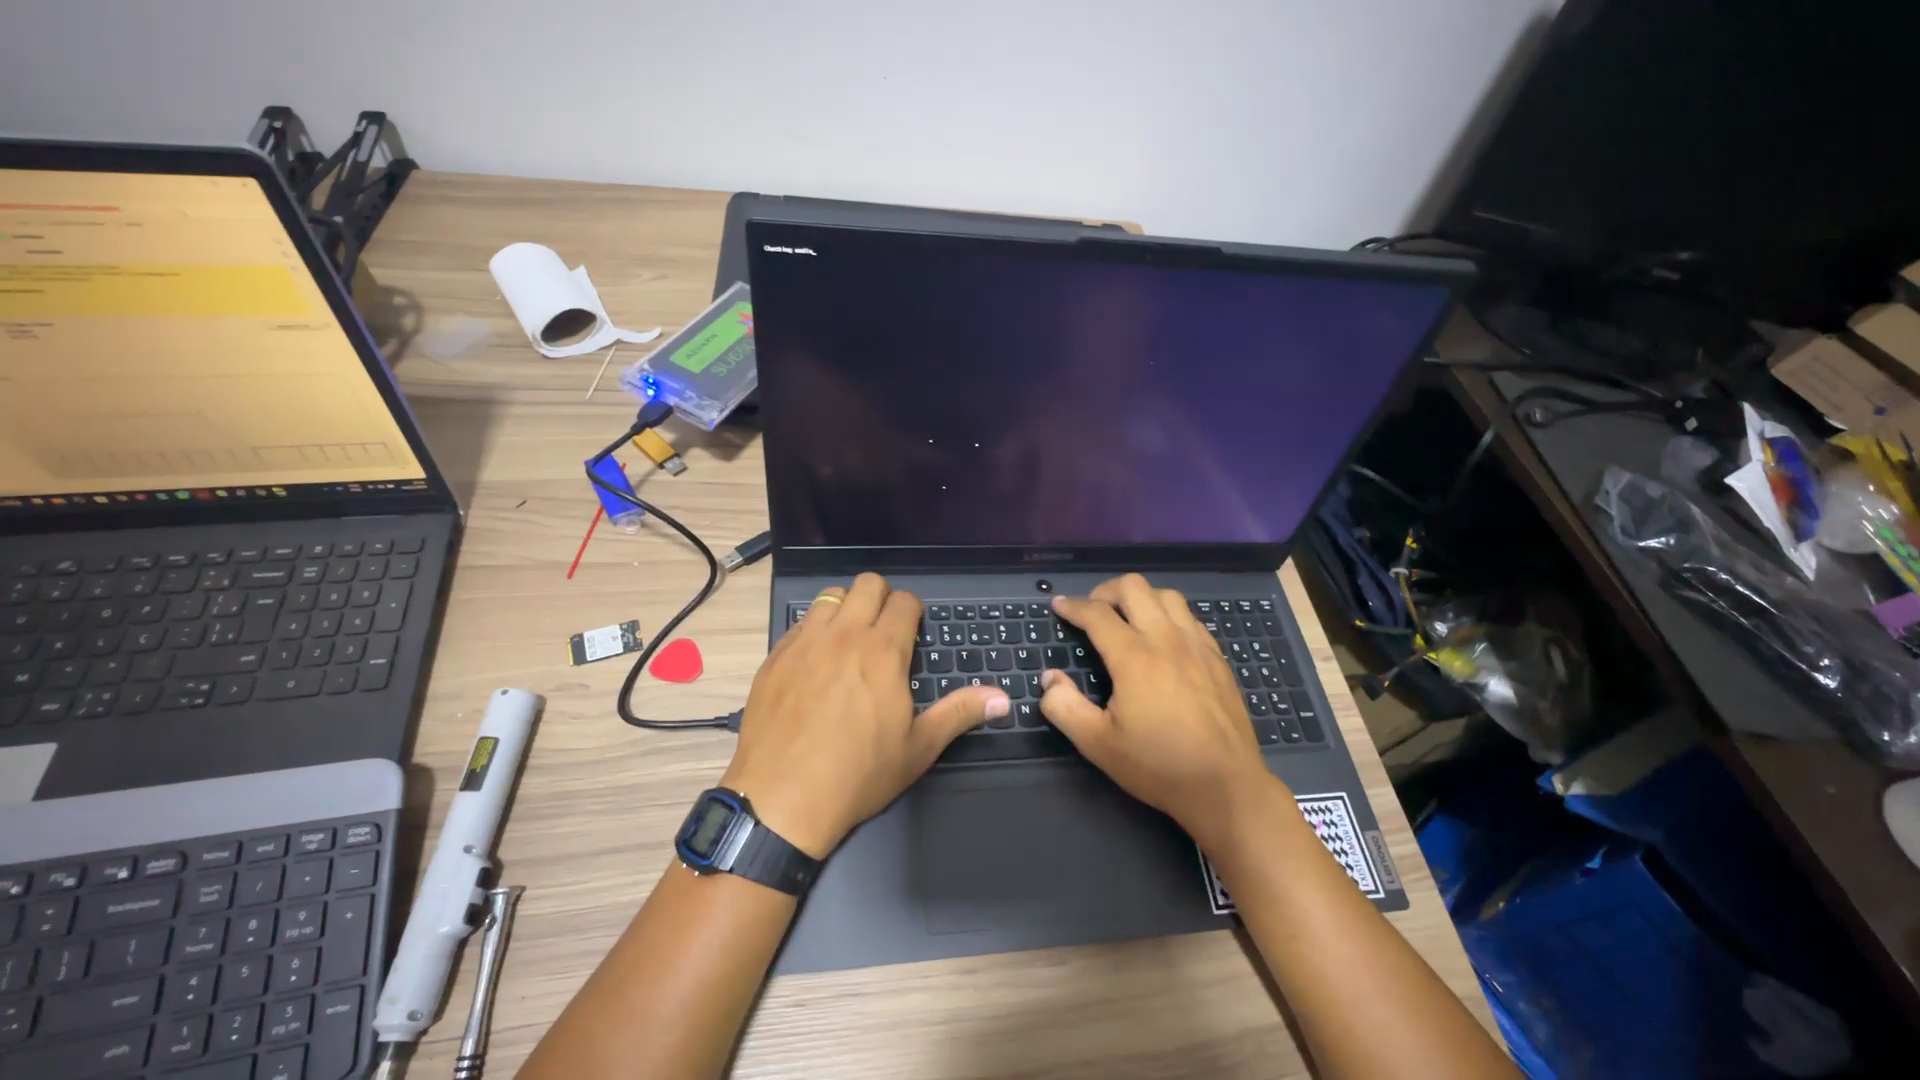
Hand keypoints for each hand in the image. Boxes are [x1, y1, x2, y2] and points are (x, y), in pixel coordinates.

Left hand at [723, 573, 1009, 857]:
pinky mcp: (773, 658)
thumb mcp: (918, 749)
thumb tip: (1002, 697)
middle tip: (884, 632)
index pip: (905, 602)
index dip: (913, 613)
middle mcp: (842, 634)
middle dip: (882, 599)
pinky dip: (813, 631)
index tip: (912, 635)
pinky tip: (814, 665)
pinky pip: (798, 624)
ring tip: (848, 644)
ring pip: (829, 597)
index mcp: (883, 651)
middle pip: (867, 584)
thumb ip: (959, 713)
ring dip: (845, 609)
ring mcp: (803, 643)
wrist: (780, 800)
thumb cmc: (858, 775)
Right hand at [1039, 574, 1279, 847]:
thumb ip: (1064, 707)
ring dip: (1141, 598)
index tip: (1058, 606)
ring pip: (1167, 595)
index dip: (1072, 606)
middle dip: (1106, 591)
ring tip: (1127, 619)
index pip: (1097, 614)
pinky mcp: (1218, 658)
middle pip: (1134, 587)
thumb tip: (1050, 678)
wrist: (1225, 785)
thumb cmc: (1157, 765)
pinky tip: (1163, 639)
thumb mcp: (1097, 745)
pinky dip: (1169, 615)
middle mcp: (1167, 640)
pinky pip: (1190, 617)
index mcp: (1134, 657)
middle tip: (1092, 611)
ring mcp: (1197, 645)